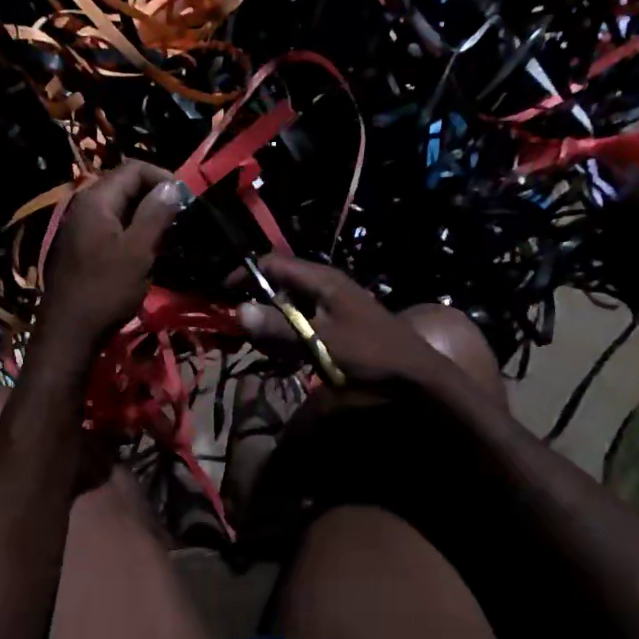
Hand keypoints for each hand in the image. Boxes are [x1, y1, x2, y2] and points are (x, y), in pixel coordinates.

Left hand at [37, 161, 187, 347]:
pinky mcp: (80, 249)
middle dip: (155, 197)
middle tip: (180, 220)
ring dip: (145, 217)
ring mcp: (79, 228)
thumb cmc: (105, 290)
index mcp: (96, 200)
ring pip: (119, 209)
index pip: (134, 168)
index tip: (187, 201)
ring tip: (168, 237)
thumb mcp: (137, 251)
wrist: (68, 332)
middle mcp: (83, 206)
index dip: (163, 177)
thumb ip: (155, 214)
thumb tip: (172, 186)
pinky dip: (130, 233)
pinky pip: (110, 229)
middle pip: (125, 186)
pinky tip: (145, 252)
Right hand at [237, 255, 463, 388]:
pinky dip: (289, 338)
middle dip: (258, 309)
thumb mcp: (319, 341)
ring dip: (273, 329)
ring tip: (272, 352)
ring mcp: (331, 305)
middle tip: (248, 337)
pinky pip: (301, 324)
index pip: (272, 262)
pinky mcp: (335, 324)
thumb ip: (279, 326)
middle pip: (277, 286)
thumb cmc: (370, 353)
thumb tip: (238, 310)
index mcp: (321, 280)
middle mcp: (324, 286)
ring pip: (287, 308)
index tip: (224, 294)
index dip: (245, 274)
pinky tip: (290, 358)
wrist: (415, 375)